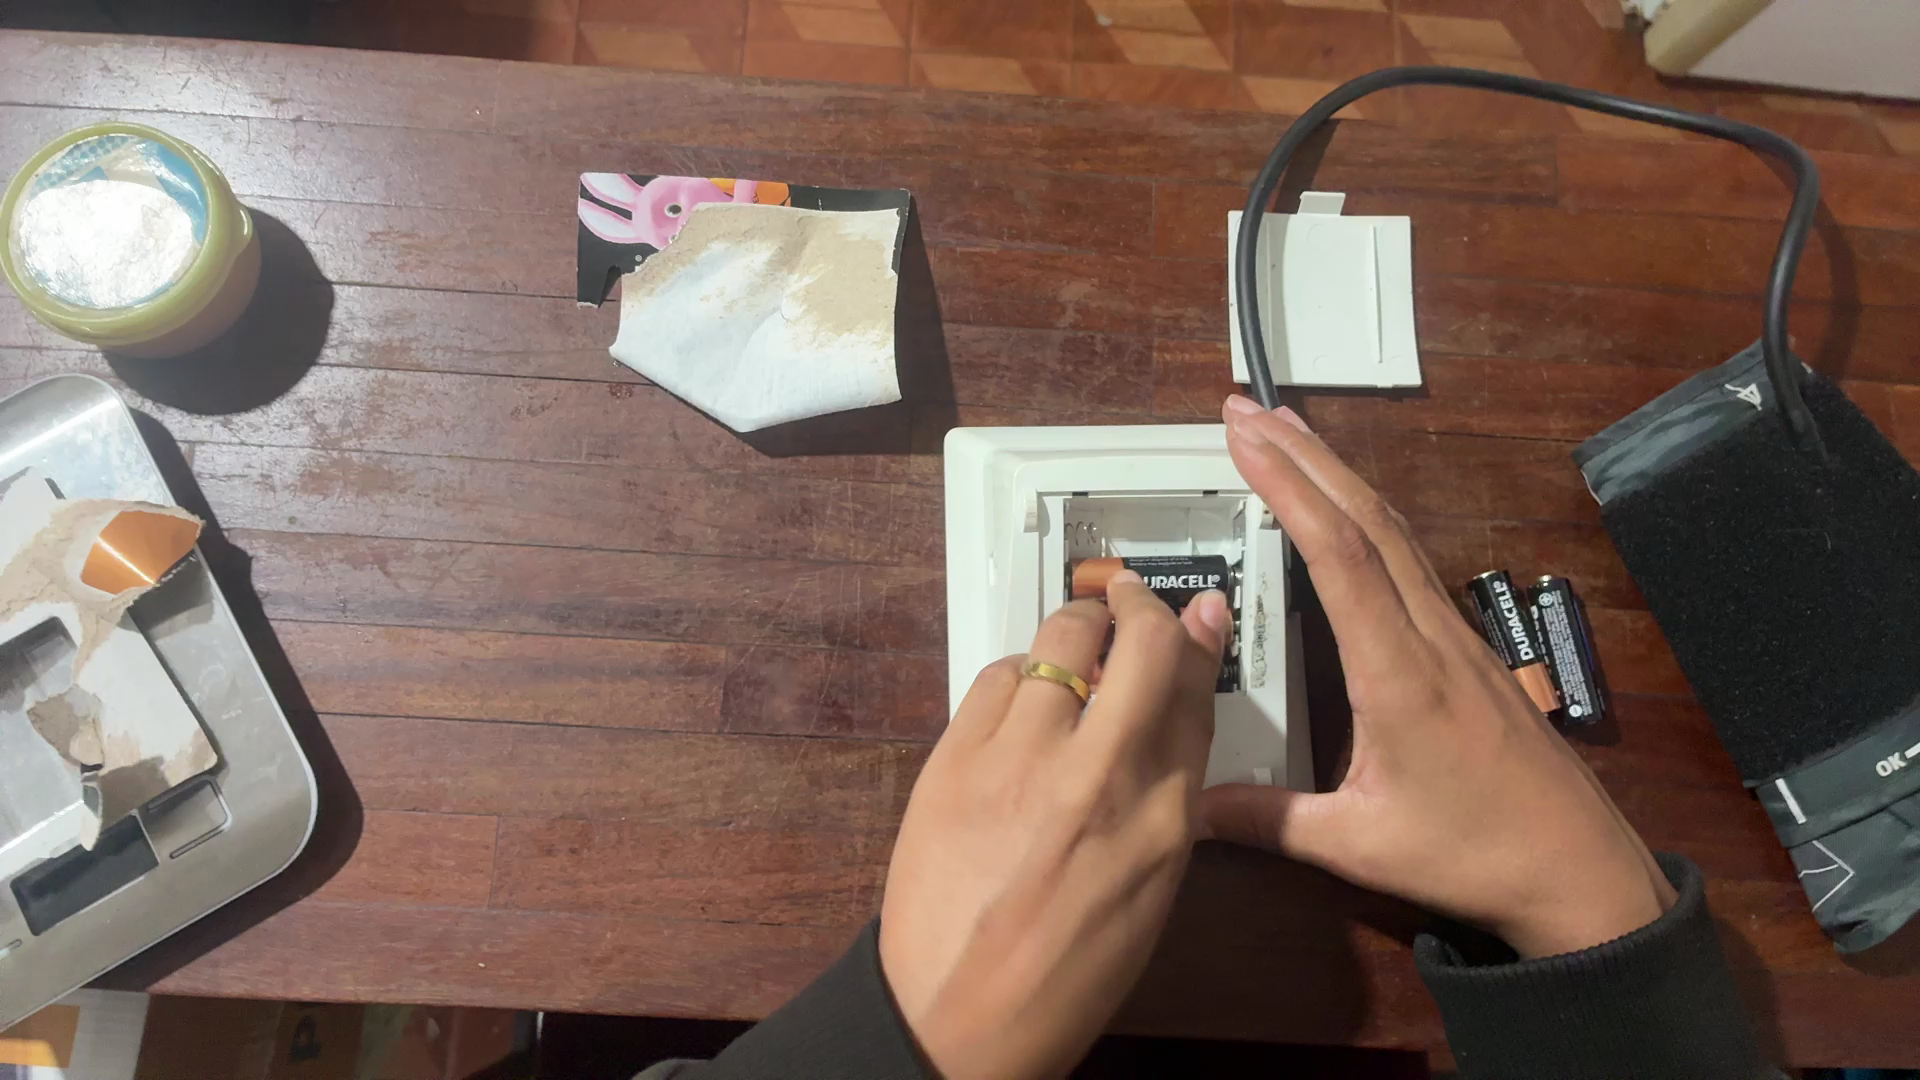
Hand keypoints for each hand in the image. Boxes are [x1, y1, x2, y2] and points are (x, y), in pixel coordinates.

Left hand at [880, 574, 1230, 1079]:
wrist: (955, 1012)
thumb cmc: (1070, 961)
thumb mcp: (1149, 882)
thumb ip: (1167, 783)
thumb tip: (1174, 703)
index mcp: (1163, 820)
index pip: (1192, 692)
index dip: (1194, 637)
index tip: (1193, 610)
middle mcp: (1098, 775)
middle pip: (1138, 643)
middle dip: (1138, 604)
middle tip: (1128, 596)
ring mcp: (1020, 758)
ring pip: (1059, 639)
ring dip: (1074, 629)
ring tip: (1074, 645)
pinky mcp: (956, 755)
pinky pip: (997, 674)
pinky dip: (1018, 672)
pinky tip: (1021, 700)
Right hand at [1201, 395, 1675, 958]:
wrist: (1584, 872)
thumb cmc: (1475, 853)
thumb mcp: (1360, 845)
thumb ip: (1268, 820)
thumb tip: (1186, 808)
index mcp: (1397, 671)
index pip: (1341, 557)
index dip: (1292, 489)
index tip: (1247, 439)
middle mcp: (1427, 631)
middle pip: (1366, 518)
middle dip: (1303, 454)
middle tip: (1246, 408)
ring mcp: (1450, 628)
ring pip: (1389, 525)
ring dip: (1333, 469)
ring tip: (1284, 427)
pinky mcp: (1457, 637)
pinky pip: (1403, 551)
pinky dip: (1360, 507)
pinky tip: (1337, 497)